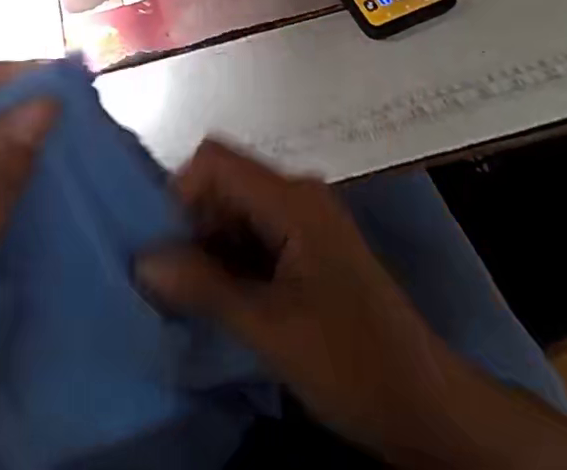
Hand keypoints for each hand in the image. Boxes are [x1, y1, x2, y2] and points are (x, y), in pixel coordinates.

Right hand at [137, 141, 473, 465]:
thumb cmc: (352, 360)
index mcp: (292, 200)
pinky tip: (220, 303)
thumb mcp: (269, 328)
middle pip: (223, 185)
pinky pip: (252, 237)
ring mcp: (303, 223)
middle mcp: (297, 197)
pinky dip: (228, 262)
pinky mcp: (306, 251)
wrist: (423, 406)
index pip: (215, 161)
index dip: (181, 193)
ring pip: (234, 213)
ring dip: (207, 249)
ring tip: (193, 300)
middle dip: (191, 226)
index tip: (165, 246)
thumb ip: (204, 287)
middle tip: (175, 284)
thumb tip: (143, 260)